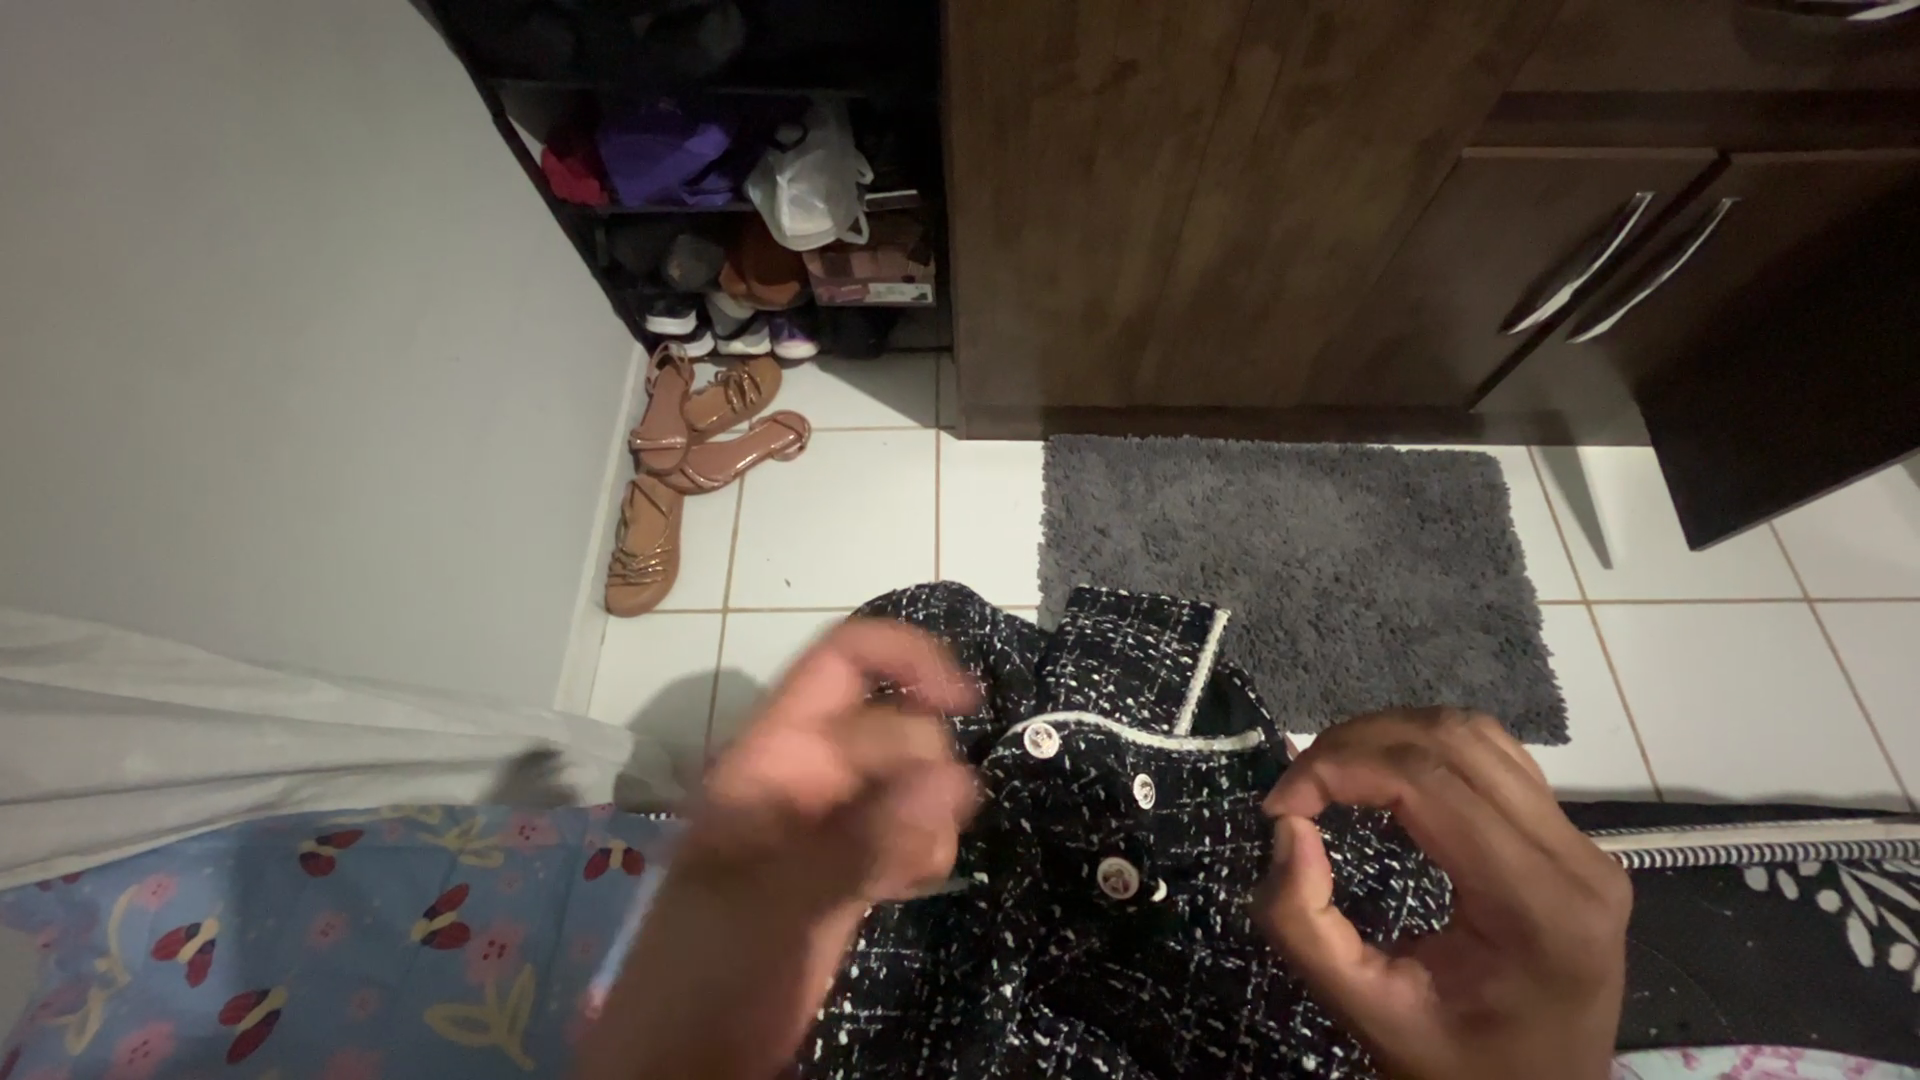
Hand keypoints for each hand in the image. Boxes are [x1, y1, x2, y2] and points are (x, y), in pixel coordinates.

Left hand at [578, 619, 979, 1079]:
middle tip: (916, 833)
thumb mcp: (773, 900)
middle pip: (895, 722)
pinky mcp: (859, 859)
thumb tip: (960, 777)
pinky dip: (927, 847)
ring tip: (901, 874)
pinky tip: (901, 887)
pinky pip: (917, 825)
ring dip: (930, 817)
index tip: (965, 699)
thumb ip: (862, 839)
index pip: (843, 661)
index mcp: (774, 751)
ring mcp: (837, 816)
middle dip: (923, 766)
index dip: (905, 656)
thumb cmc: (704, 970)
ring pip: (915, 776)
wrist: (686, 1062)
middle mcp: (811, 770)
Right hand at [1253, 708, 1629, 1079]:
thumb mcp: (1361, 1009)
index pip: (1425, 781)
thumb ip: (1302, 924)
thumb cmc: (1453, 1062)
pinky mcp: (1568, 834)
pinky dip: (1419, 745)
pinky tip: (1385, 776)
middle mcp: (1575, 858)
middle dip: (1349, 746)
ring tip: (1331, 774)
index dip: (1336, 769)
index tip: (1278, 805)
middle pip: (1445, 741)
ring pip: (1467, 731)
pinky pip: (1488, 751)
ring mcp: (1581, 841)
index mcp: (1536, 906)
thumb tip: (1289, 825)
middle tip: (1297, 788)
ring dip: (1383, 736)